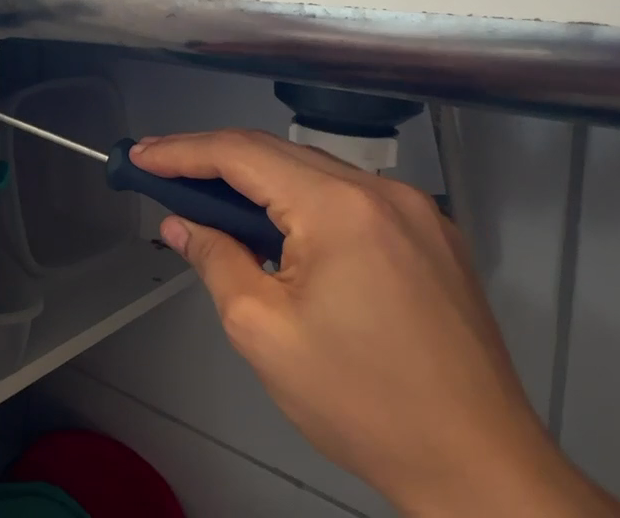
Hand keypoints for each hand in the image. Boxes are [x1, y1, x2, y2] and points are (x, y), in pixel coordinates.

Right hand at [133, 130, 619, 517]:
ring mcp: (418, 215)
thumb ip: (214, 259)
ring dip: (254, 180)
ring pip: (313, 172)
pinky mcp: (434, 240)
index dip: (179, 151)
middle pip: (276, 153)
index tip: (138, 157)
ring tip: (204, 198)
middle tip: (157, 171)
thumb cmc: (364, 403)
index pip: (240, 154)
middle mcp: (385, 194)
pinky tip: (272, 227)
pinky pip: (348, 199)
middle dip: (210, 159)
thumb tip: (181, 226)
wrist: (481, 468)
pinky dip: (298, 201)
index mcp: (341, 209)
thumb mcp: (261, 329)